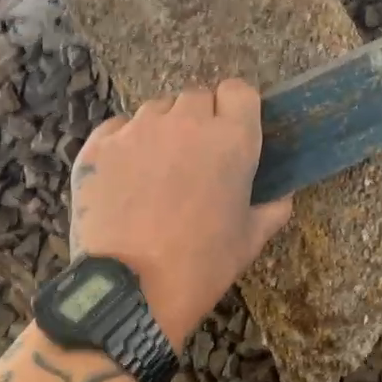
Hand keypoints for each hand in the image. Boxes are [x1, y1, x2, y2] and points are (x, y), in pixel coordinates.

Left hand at [67, 79, 292, 343]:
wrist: (132, 292)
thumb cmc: (203, 265)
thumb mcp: (251, 238)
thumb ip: (272, 208)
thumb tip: (282, 196)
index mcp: (233, 138)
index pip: (239, 90)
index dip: (236, 107)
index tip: (232, 130)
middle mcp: (188, 122)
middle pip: (197, 97)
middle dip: (199, 119)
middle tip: (195, 157)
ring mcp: (139, 130)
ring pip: (156, 110)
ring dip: (162, 129)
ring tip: (157, 169)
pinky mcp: (99, 145)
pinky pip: (119, 128)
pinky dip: (125, 144)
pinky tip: (125, 177)